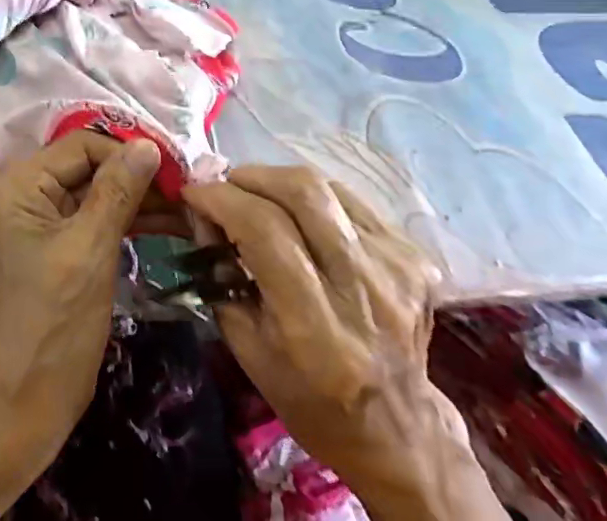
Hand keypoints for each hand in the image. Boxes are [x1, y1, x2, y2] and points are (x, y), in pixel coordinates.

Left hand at [0, 132, 160, 516]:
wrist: (32, 391)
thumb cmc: (57, 318)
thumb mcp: (90, 249)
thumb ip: (118, 192)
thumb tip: (148, 146)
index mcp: (23, 182)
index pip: (82, 144)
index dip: (128, 152)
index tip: (180, 169)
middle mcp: (29, 190)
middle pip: (91, 164)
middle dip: (139, 175)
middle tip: (192, 191)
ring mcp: (45, 217)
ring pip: (99, 190)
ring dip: (142, 197)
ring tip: (191, 210)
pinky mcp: (62, 241)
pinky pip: (99, 216)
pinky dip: (132, 218)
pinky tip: (173, 224)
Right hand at [184, 165, 504, 520]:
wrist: (396, 429)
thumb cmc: (305, 394)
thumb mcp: (243, 343)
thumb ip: (218, 273)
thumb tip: (201, 213)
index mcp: (315, 326)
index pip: (264, 229)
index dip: (220, 198)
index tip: (191, 193)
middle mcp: (363, 290)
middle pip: (301, 193)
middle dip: (247, 178)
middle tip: (222, 187)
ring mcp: (397, 270)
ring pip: (325, 187)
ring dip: (275, 180)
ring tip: (254, 196)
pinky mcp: (415, 258)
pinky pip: (349, 200)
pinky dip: (310, 197)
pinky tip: (296, 216)